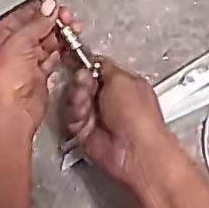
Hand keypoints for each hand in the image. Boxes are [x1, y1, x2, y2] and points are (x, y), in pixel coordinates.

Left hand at [0, 0, 73, 134]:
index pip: (20, 17)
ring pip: (44, 44)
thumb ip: (37, 23)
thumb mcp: (19, 42)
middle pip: (34, 29)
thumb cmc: (7, 77)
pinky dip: (60, 51)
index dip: (38, 10)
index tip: (56, 6)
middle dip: (52, 22)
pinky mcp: (37, 77)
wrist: (12, 112)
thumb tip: (50, 6)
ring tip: (75, 29)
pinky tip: (70, 45)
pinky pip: (50, 59)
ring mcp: (24, 64)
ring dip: (59, 36)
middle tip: (69, 18)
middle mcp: (10, 50)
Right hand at [64, 58, 189, 191]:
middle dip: (81, 81)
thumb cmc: (137, 114)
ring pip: (74, 98)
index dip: (85, 64)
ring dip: (77, 98)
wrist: (134, 149)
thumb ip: (104, 66)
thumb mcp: (121, 79)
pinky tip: (83, 115)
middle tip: (85, 83)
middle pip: (82, 82)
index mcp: (123, 83)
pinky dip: (75, 114)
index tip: (71, 58)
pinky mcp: (85, 130)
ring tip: (86, 102)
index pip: (98, 68)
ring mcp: (97, 114)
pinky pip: (71, 116)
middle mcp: (109, 98)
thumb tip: (92, 61)